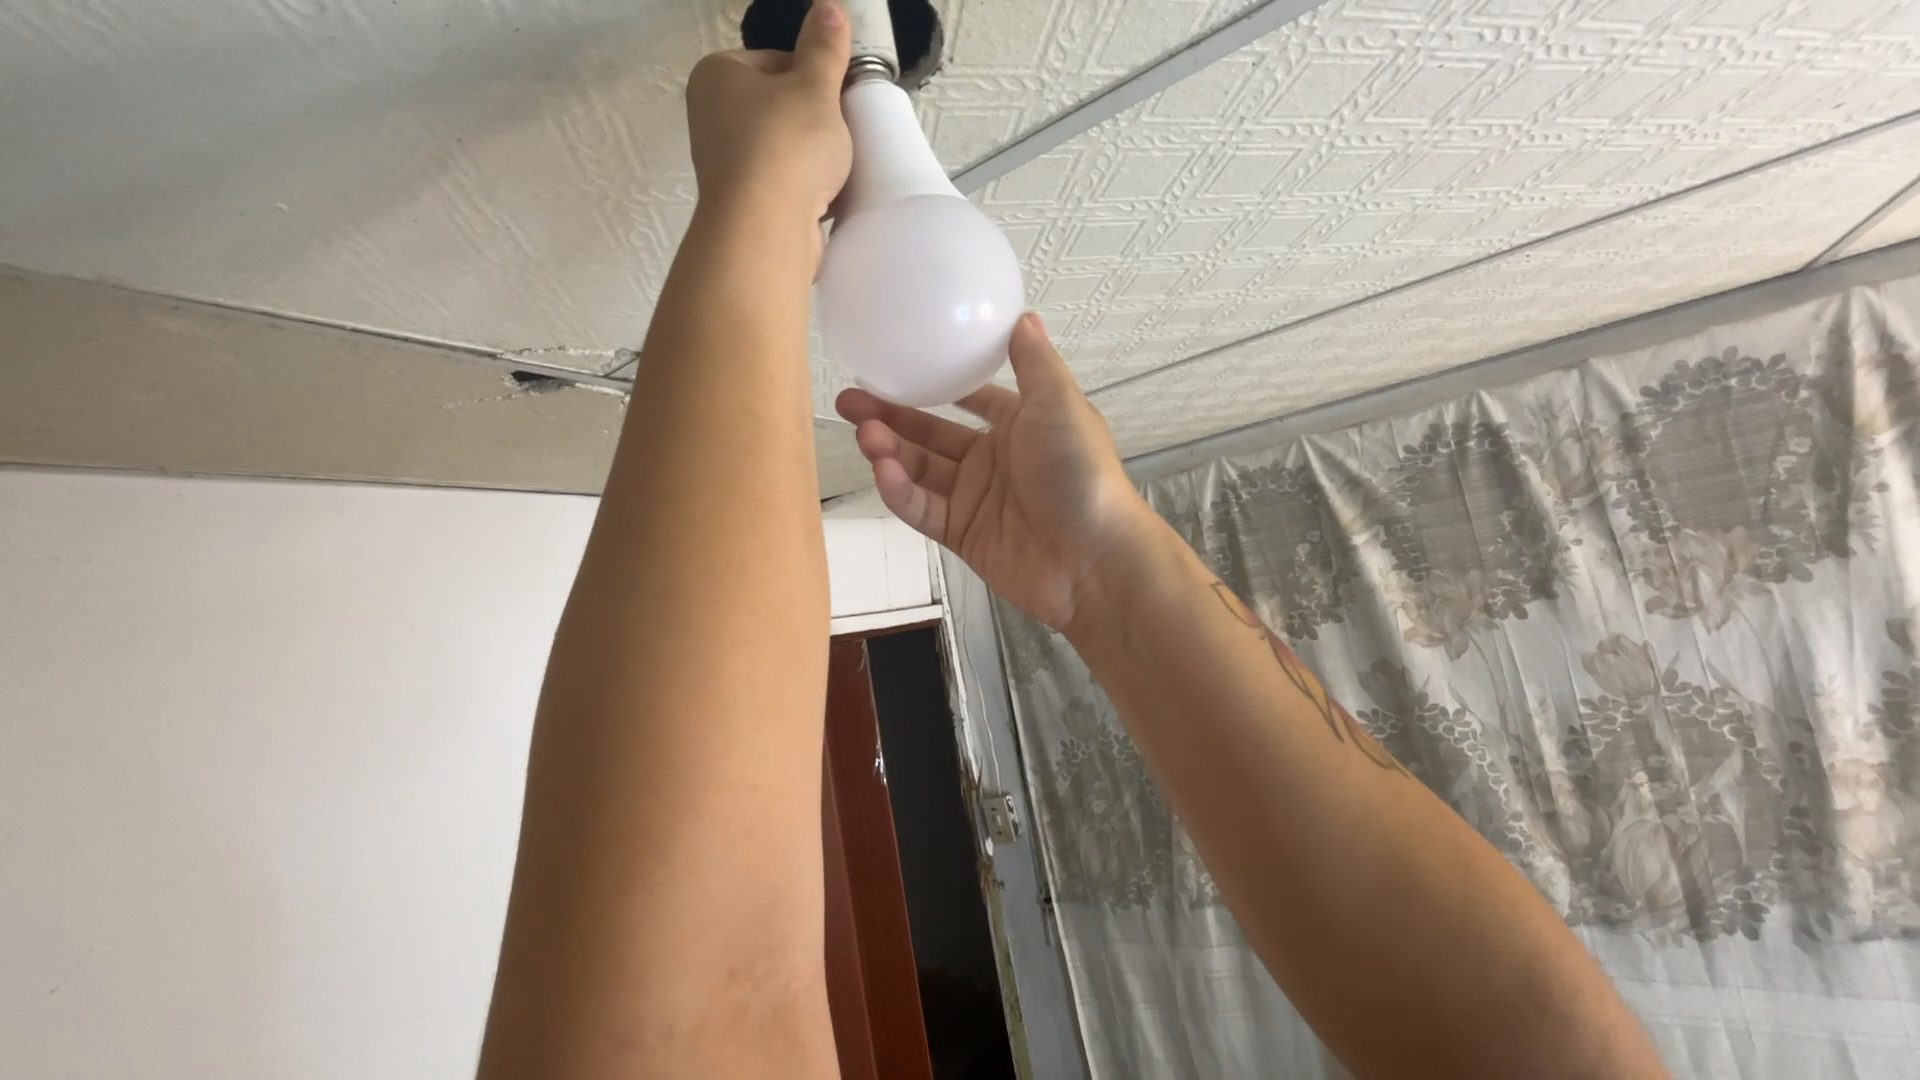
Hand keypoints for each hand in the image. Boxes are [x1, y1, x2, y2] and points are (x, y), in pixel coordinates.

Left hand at [685, 0, 850, 224]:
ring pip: (783, 150)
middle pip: (779, 107)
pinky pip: (782, 186)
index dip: (815, 78)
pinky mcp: (742, 205)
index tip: (838, 100)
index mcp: (717, 74)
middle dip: (814, 121)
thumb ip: (825, 47)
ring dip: (812, 159)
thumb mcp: (815, 86)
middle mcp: (710, 116)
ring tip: (835, 170)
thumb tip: (830, 7)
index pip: (777, 61)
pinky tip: (824, 198)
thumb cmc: (787, 146)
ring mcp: (724, 165)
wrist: (765, 229)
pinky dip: (804, 190)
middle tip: (841, 135)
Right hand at [836, 314, 1158, 631]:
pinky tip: (883, 472)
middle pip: (932, 434)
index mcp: (1020, 425)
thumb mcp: (1061, 405)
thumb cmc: (1080, 474)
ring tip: (864, 433)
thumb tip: (1022, 315)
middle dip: (892, 415)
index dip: (934, 382)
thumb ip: (1034, 362)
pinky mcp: (961, 534)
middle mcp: (994, 460)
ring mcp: (975, 499)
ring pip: (921, 470)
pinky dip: (900, 491)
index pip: (970, 397)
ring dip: (890, 450)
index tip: (895, 365)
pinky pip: (922, 509)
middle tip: (850, 400)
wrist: (1092, 560)